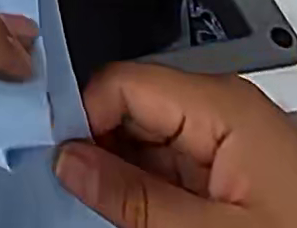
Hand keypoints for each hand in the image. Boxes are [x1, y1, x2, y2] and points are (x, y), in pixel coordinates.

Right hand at [55, 63, 296, 227]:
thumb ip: (136, 198)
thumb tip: (69, 160)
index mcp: (221, 104)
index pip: (122, 83)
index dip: (84, 115)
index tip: (59, 155)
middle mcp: (222, 110)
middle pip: (132, 109)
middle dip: (101, 147)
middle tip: (79, 192)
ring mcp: (230, 142)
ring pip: (148, 142)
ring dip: (124, 175)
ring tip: (112, 213)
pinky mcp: (237, 173)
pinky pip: (173, 168)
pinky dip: (150, 192)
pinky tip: (140, 217)